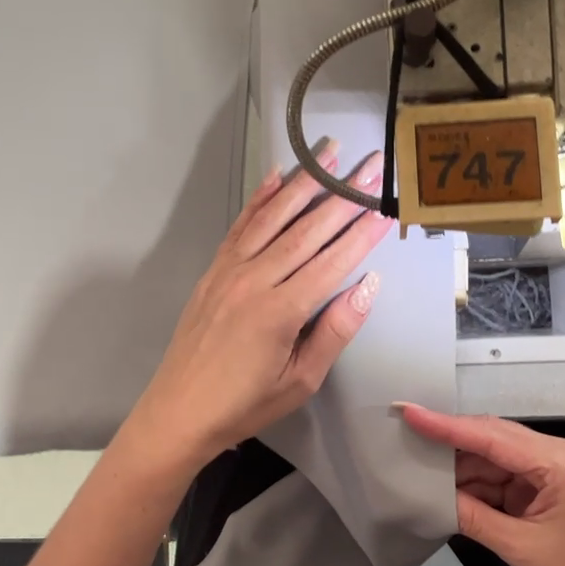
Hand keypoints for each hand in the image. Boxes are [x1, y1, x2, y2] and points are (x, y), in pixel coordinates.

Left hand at [125, 142, 393, 466]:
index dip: (362, 233)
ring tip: (330, 153)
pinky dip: (260, 199)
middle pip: (307, 230)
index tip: (386, 206)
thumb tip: (368, 285)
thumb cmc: (244, 405)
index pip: (332, 261)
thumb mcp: (300, 381)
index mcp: (280, 311)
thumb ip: (334, 331)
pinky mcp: (213, 270)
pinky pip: (240, 226)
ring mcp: (229, 271)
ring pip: (274, 217)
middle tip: (371, 165)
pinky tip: (277, 176)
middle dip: (343, 196)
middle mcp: (254, 280)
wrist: (178, 411)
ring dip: (304, 182)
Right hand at [401, 405, 564, 565]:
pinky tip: (447, 489)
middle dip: (450, 441)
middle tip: (405, 434)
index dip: (447, 426)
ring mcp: (550, 470)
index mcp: (558, 461)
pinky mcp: (544, 487)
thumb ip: (473, 516)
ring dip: (460, 467)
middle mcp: (555, 455)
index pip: (492, 436)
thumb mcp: (520, 547)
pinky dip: (475, 485)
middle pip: (492, 438)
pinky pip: (501, 476)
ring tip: (418, 466)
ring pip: (493, 457)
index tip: (410, 413)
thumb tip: (431, 498)